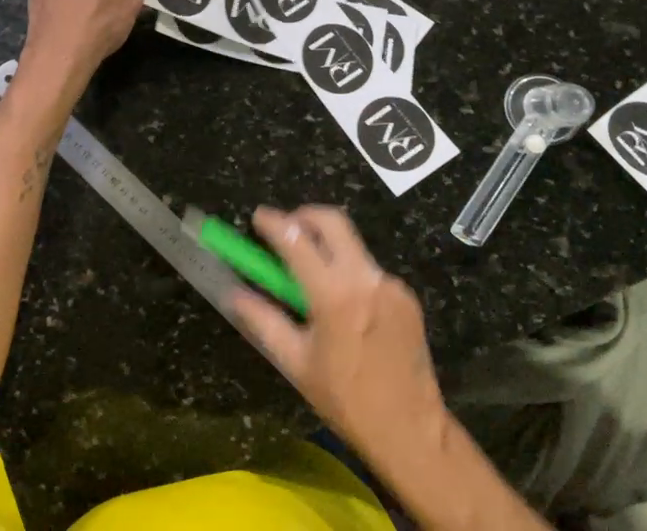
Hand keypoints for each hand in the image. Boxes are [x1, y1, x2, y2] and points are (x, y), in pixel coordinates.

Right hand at [231, 205, 450, 473]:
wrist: (412, 430)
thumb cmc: (345, 399)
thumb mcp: (295, 362)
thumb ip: (262, 320)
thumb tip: (234, 294)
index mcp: (334, 295)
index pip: (296, 240)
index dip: (273, 223)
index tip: (258, 217)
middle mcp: (366, 279)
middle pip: (333, 221)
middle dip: (304, 216)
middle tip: (285, 229)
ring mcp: (391, 285)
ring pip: (353, 246)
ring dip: (327, 247)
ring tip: (310, 278)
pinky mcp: (406, 297)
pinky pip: (370, 270)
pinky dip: (348, 272)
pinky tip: (342, 305)